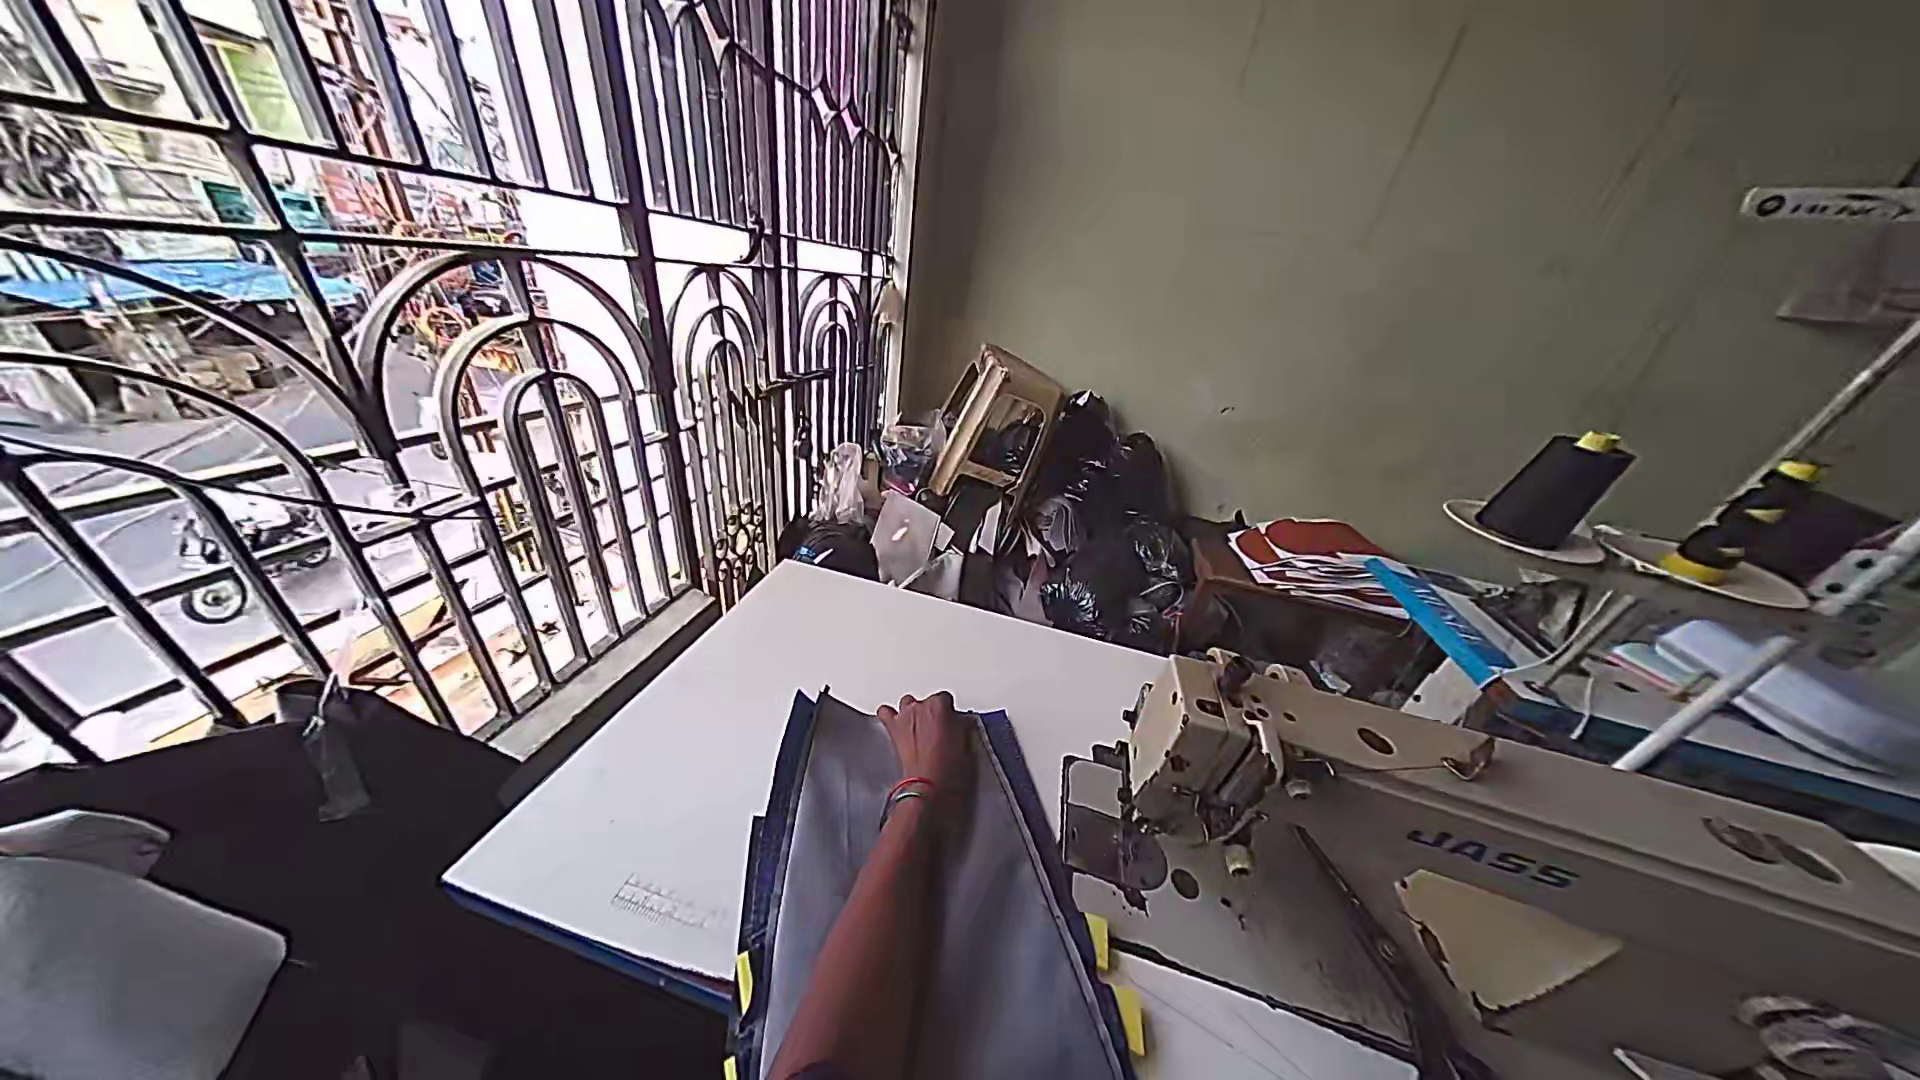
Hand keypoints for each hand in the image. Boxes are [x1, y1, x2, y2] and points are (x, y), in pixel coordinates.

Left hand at [877, 691, 970, 799]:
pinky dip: (890, 716)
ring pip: (907, 704)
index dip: (948, 711)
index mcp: (940, 705)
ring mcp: (904, 717)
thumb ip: (960, 725)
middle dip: (931, 713)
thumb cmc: (948, 769)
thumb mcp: (966, 742)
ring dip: (912, 713)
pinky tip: (896, 723)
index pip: (945, 698)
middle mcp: (920, 707)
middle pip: (926, 701)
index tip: (950, 721)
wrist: (929, 786)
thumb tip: (958, 724)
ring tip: (918, 728)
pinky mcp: (892, 729)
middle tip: (937, 731)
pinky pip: (885, 712)